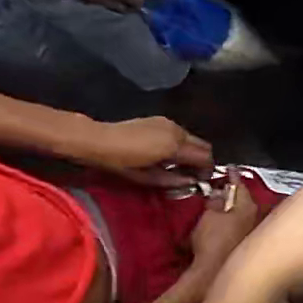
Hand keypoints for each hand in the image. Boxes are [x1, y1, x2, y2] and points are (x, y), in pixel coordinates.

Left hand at [68, 117, 213, 185]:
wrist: (94, 139)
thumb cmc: (118, 161)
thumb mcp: (145, 177)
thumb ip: (172, 179)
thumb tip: (191, 182)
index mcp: (175, 146)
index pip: (205, 157)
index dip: (207, 170)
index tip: (201, 180)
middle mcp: (177, 132)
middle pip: (204, 145)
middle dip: (202, 159)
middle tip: (193, 172)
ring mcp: (170, 124)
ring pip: (193, 138)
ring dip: (191, 151)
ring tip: (178, 163)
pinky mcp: (161, 120)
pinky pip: (181, 133)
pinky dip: (181, 143)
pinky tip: (166, 152)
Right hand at [189, 177, 259, 271]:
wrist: (215, 272)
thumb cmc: (213, 240)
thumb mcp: (209, 216)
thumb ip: (215, 201)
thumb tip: (219, 192)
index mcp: (248, 206)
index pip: (241, 185)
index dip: (233, 176)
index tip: (230, 168)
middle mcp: (256, 215)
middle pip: (245, 198)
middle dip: (235, 192)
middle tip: (223, 185)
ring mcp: (254, 229)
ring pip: (245, 211)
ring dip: (234, 206)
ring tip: (222, 202)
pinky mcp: (249, 242)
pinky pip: (241, 223)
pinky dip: (233, 219)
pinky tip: (225, 222)